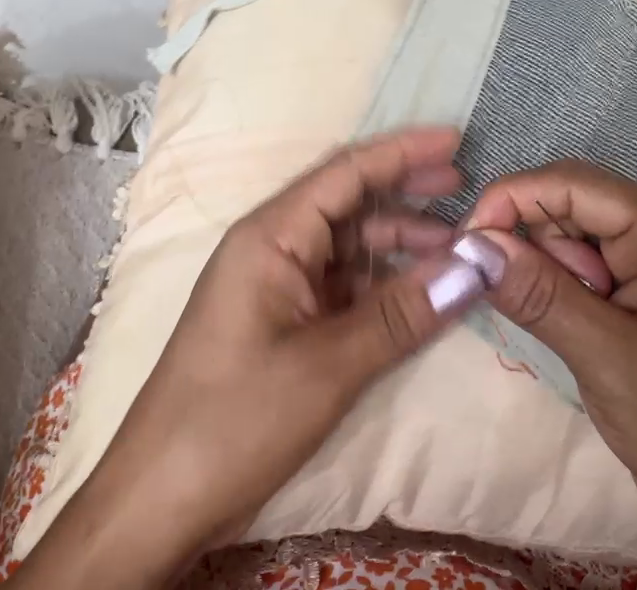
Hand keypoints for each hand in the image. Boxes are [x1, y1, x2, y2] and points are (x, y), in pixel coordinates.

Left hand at [14, 127, 469, 588]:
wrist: (161, 496)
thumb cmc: (235, 420)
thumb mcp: (329, 366)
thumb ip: (403, 313)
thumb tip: (476, 266)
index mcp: (270, 236)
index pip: (345, 172)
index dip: (402, 152)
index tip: (458, 138)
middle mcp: (271, 247)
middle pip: (347, 202)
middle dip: (406, 192)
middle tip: (468, 191)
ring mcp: (274, 285)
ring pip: (347, 246)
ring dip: (400, 243)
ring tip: (458, 250)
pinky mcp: (280, 322)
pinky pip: (340, 285)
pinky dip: (382, 284)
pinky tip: (419, 292)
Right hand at [464, 161, 636, 589]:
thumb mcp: (610, 361)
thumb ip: (540, 294)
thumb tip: (471, 244)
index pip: (575, 184)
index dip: (511, 200)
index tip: (464, 246)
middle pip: (570, 206)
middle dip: (532, 246)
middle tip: (526, 306)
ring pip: (570, 238)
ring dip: (546, 275)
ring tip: (569, 333)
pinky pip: (584, 268)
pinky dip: (560, 291)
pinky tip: (573, 330)